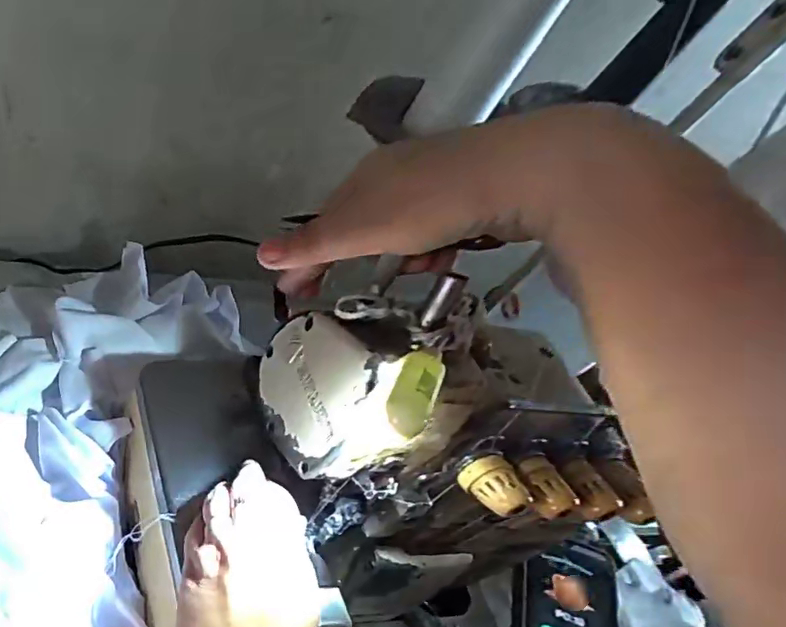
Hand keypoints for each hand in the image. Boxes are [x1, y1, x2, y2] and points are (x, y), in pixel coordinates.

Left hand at [171, 461, 320, 626]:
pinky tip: (205, 514)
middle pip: (243, 501)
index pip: (276, 509)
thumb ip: (297, 564)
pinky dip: (201, 517)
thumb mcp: (303, 608)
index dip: (275, 494)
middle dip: (247, 482)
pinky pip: (193, 531)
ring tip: (227, 487)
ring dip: (221, 494)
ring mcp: (211, 558)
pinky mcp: (189, 568)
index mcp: (280, 560)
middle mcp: (243, 551)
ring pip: (214, 511)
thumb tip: (290, 533)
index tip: (274, 490)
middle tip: (250, 473)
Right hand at [256, 104, 674, 295]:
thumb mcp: (362, 231)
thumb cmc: (431, 204)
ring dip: (395, 258)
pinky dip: (432, 249)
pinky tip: (445, 258)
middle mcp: (393, 174)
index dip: (304, 262)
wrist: (525, 173)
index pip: (320, 225)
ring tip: (412, 273)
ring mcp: (432, 180)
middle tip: (337, 294)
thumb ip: (312, 247)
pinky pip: (433, 228)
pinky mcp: (467, 190)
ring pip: (396, 232)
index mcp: (362, 180)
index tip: (292, 294)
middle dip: (349, 261)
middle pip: (357, 229)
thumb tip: (260, 255)